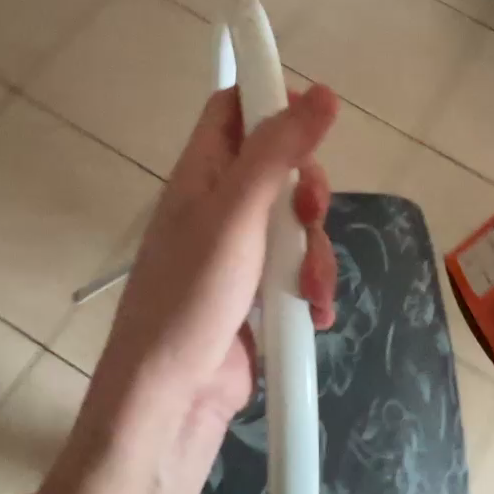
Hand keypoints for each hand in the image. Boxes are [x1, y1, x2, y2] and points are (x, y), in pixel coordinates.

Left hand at [93, 85, 340, 432]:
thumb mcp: (236, 217)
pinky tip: (314, 313)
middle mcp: (219, 207)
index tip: (315, 112)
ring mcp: (240, 254)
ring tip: (310, 291)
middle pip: (280, 168)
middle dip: (308, 191)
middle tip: (308, 215)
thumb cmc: (190, 299)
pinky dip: (313, 288)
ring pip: (297, 225)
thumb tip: (322, 93)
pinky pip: (298, 272)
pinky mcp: (257, 295)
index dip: (272, 97)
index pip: (233, 109)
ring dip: (316, 254)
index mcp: (201, 174)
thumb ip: (276, 153)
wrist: (171, 400)